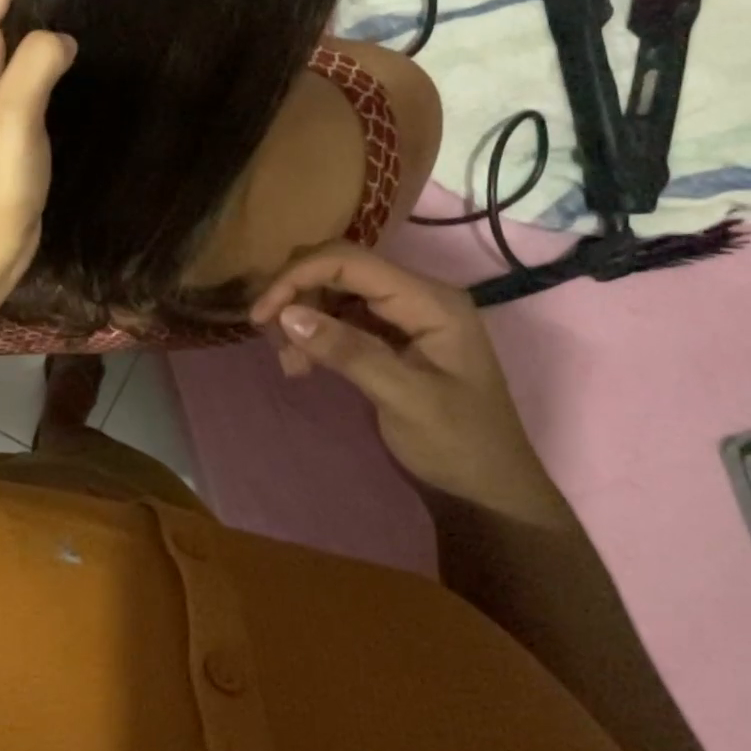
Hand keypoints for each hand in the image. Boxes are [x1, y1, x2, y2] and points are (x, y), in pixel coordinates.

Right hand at [249, 244, 565, 518]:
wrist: (489, 488)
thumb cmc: (457, 443)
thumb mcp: (404, 399)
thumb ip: (348, 352)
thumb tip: (287, 315)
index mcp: (431, 302)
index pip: (349, 261)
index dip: (297, 277)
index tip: (261, 316)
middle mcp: (418, 297)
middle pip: (337, 269)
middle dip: (295, 296)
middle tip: (270, 338)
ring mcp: (403, 316)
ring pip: (332, 291)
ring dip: (300, 317)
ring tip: (289, 361)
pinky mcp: (389, 335)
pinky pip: (337, 316)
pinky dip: (311, 334)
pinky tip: (302, 364)